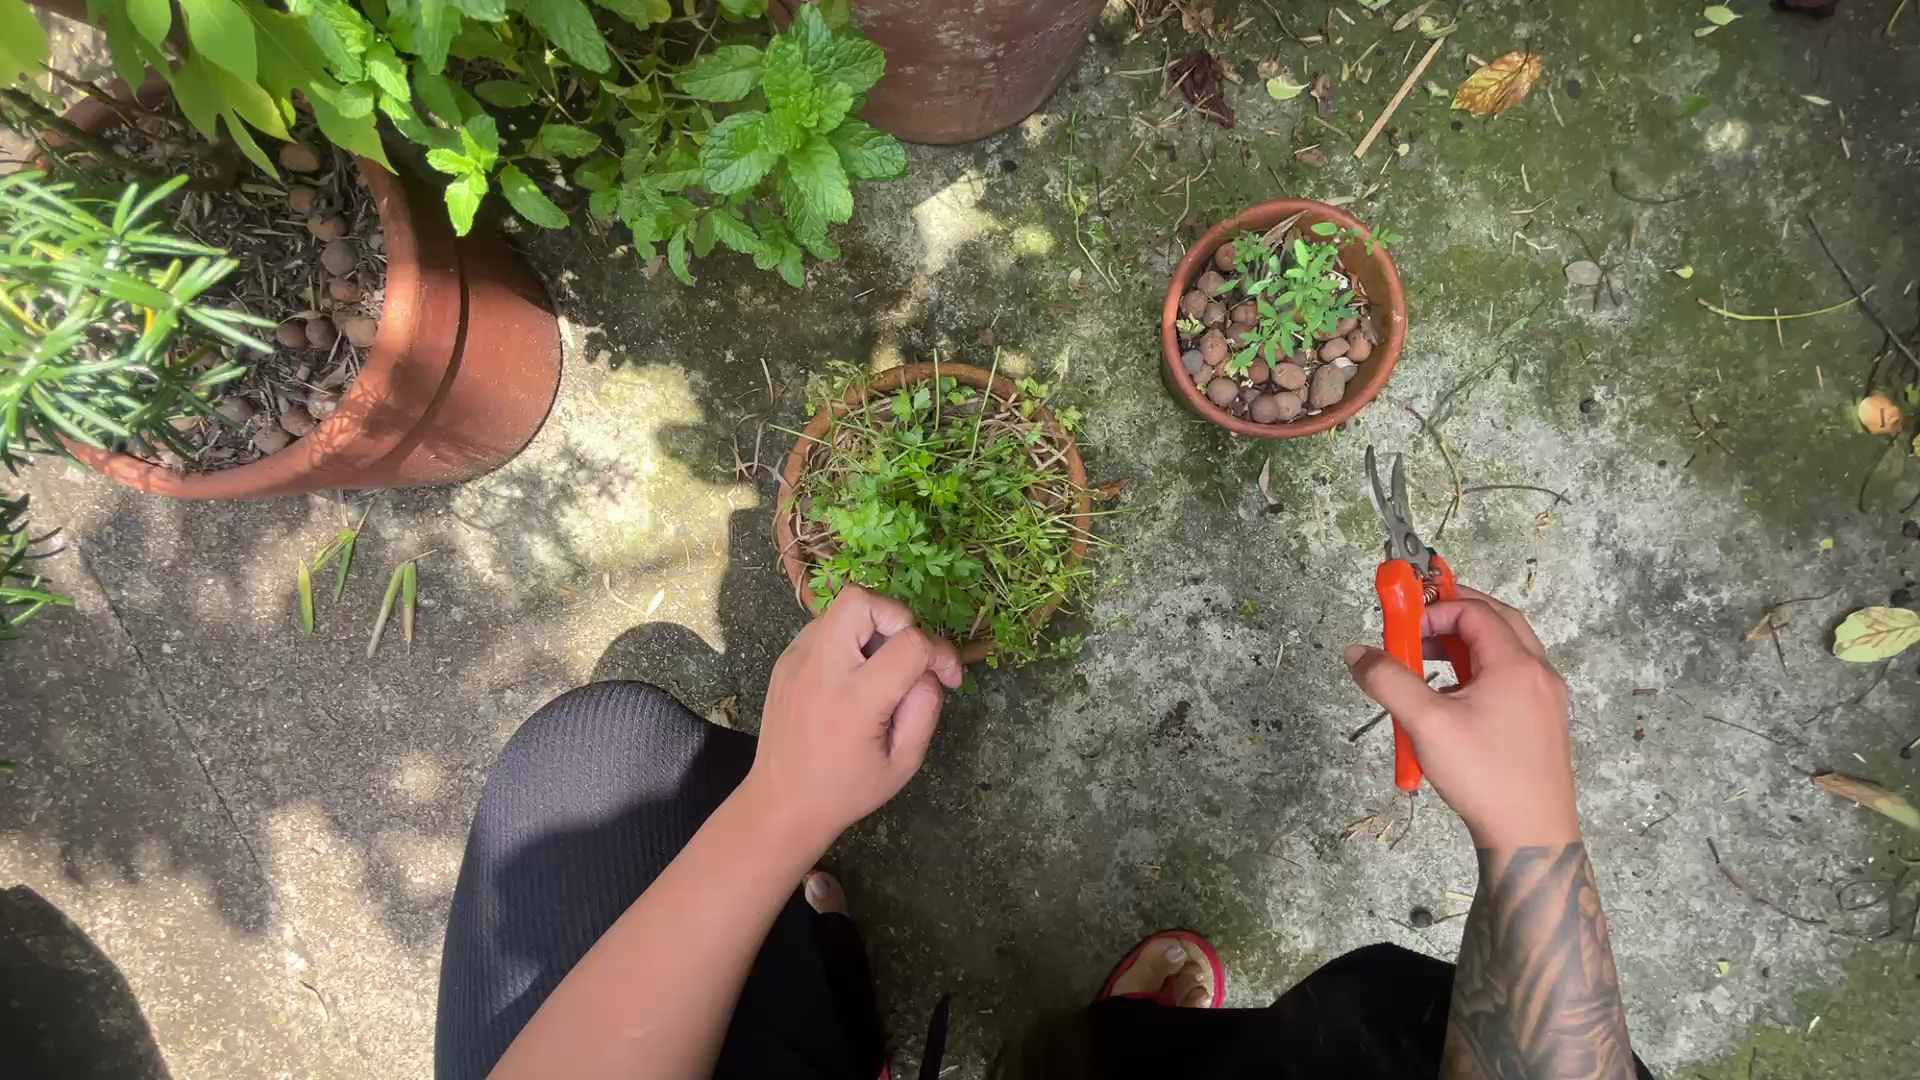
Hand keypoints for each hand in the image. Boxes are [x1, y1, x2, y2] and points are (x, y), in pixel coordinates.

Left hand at [744, 585, 963, 847]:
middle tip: (905, 653)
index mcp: (855, 699)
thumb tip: (929, 671)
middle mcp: (822, 668)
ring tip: (879, 666)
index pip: (910, 644)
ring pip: (842, 606)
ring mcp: (797, 658)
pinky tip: (852, 674)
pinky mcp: (786, 658)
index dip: (941, 654)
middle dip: (897, 616)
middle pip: (862, 600)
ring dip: (872, 625)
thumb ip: (926, 708)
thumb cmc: (847, 789)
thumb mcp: (904, 763)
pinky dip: (849, 637)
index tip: (948, 679)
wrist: (781, 803)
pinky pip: (825, 625)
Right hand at [1343, 587, 1579, 847]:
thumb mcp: (1424, 722)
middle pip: (1497, 620)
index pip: (1474, 612)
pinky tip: (1446, 692)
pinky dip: (1474, 666)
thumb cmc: (1483, 775)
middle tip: (1414, 622)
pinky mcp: (1538, 721)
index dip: (1433, 612)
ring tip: (1423, 657)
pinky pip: (1506, 675)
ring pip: (1504, 648)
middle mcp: (1538, 675)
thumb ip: (1386, 679)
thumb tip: (1355, 651)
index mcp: (1517, 666)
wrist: (1531, 836)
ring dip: (1462, 640)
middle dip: (1452, 613)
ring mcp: (1543, 699)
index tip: (1400, 630)